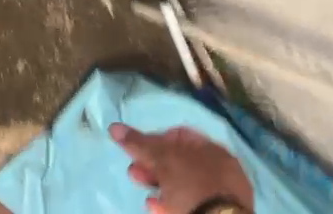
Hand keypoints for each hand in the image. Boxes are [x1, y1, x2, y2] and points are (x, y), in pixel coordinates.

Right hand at [111, 123, 253, 213]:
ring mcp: (218, 194)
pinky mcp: (212, 213)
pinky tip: (154, 206)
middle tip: (134, 171)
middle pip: (177, 161)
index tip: (138, 148)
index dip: (154, 138)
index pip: (177, 135)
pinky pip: (185, 202)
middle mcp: (217, 169)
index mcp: (211, 149)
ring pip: (179, 183)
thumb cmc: (191, 184)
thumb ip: (138, 142)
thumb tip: (114, 127)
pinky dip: (168, 202)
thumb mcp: (161, 159)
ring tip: (142, 190)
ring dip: (156, 184)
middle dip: (150, 164)